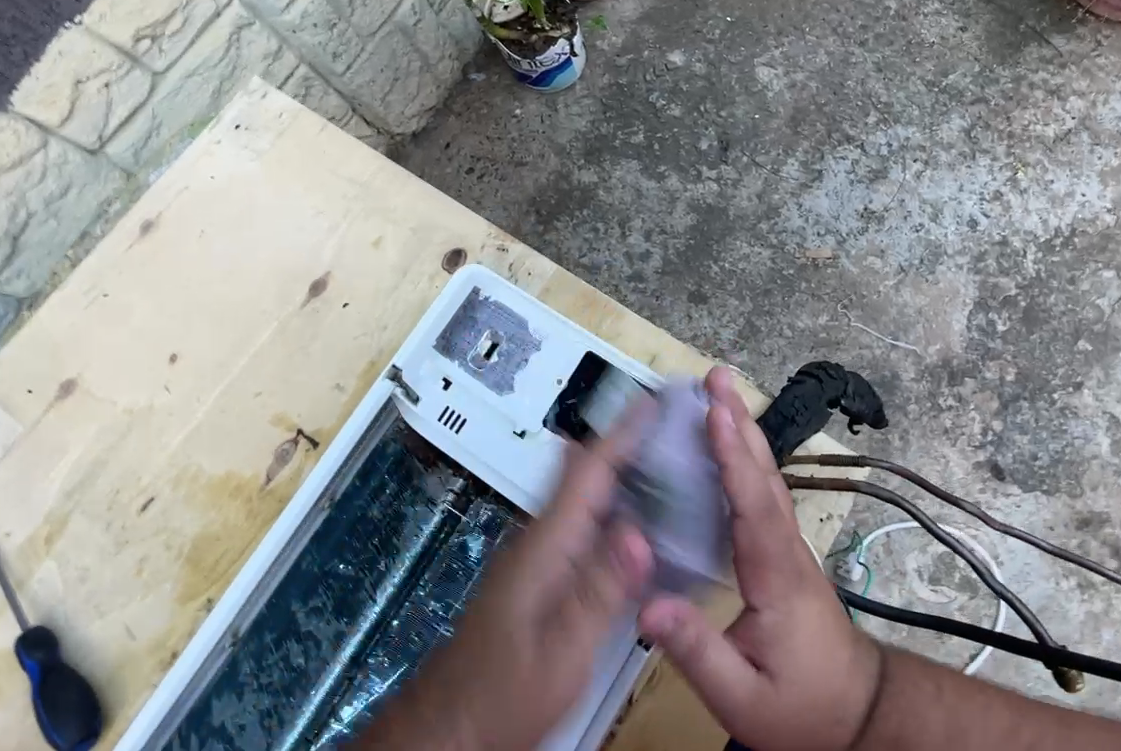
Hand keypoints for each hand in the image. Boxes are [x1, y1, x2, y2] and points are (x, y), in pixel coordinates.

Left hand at [357, 419, 654, 750]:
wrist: (449, 727)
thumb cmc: (499, 696)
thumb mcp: (561, 652)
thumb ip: (599, 593)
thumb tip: (638, 534)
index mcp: (545, 548)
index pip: (586, 472)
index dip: (622, 433)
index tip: (654, 400)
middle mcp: (541, 541)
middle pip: (585, 474)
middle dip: (627, 442)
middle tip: (671, 426)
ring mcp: (539, 557)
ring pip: (586, 497)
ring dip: (624, 473)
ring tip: (670, 462)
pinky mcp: (543, 576)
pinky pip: (585, 526)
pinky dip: (616, 508)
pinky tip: (645, 522)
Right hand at [638, 367, 883, 750]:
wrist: (855, 712)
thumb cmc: (801, 707)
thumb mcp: (743, 697)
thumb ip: (696, 651)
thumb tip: (649, 605)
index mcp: (776, 577)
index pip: (753, 507)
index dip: (733, 458)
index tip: (716, 413)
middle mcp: (786, 550)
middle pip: (764, 476)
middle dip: (738, 422)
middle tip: (716, 377)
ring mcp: (787, 548)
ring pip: (765, 479)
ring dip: (741, 432)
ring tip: (718, 393)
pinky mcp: (781, 553)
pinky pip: (759, 495)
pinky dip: (742, 460)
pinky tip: (722, 446)